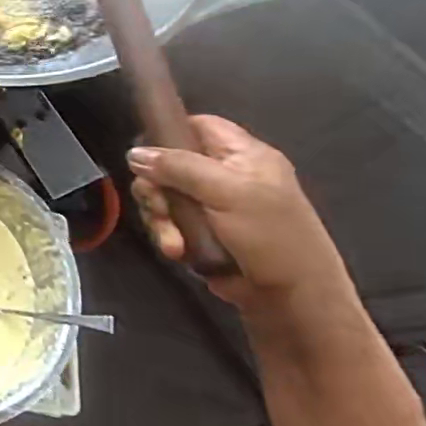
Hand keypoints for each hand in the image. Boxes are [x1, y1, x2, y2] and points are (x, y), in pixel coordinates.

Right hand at [127, 116, 353, 311]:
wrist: (290, 300)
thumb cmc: (270, 237)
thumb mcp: (227, 193)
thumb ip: (179, 167)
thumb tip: (134, 153)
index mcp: (243, 155)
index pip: (199, 125)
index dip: (170, 131)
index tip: (146, 152)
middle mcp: (225, 175)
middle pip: (168, 163)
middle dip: (156, 187)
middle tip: (157, 206)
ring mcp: (211, 205)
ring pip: (162, 195)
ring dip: (159, 218)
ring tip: (172, 242)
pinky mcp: (199, 231)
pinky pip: (167, 222)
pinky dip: (167, 235)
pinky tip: (176, 251)